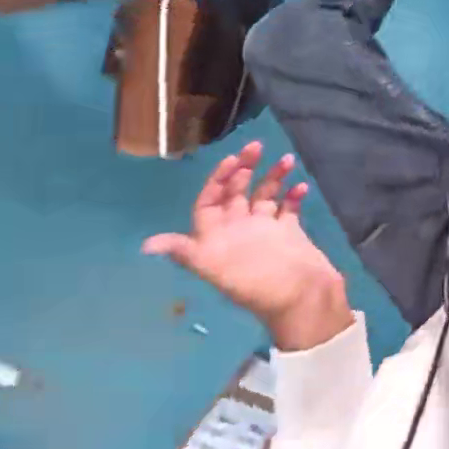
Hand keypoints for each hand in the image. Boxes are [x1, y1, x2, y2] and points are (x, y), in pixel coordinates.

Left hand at [143, 141, 353, 350]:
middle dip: (245, 169)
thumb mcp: (217, 267)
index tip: (232, 160)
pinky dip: (294, 194)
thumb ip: (186, 252)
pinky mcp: (289, 234)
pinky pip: (289, 207)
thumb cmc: (260, 280)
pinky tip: (301, 186)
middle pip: (237, 193)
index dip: (217, 181)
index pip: (209, 203)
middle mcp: (239, 232)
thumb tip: (145, 246)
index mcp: (219, 240)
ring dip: (274, 176)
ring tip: (287, 160)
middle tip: (257, 148)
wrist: (303, 300)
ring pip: (265, 195)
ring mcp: (266, 232)